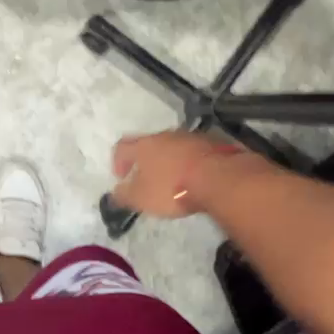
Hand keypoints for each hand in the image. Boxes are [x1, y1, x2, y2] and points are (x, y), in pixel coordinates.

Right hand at [109, 132, 260, 217]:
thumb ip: (124, 195)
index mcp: (144, 146)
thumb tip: (115, 193)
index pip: (122, 147)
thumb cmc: (171, 188)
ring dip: (168, 161)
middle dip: (145, 161)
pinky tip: (192, 179)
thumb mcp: (141, 198)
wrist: (219, 177)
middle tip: (146, 180)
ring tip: (171, 181)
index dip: (118, 161)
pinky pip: (193, 152)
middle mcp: (166, 135)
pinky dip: (188, 163)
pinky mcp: (213, 144)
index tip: (121, 178)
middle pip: (149, 144)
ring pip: (173, 146)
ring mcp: (191, 137)